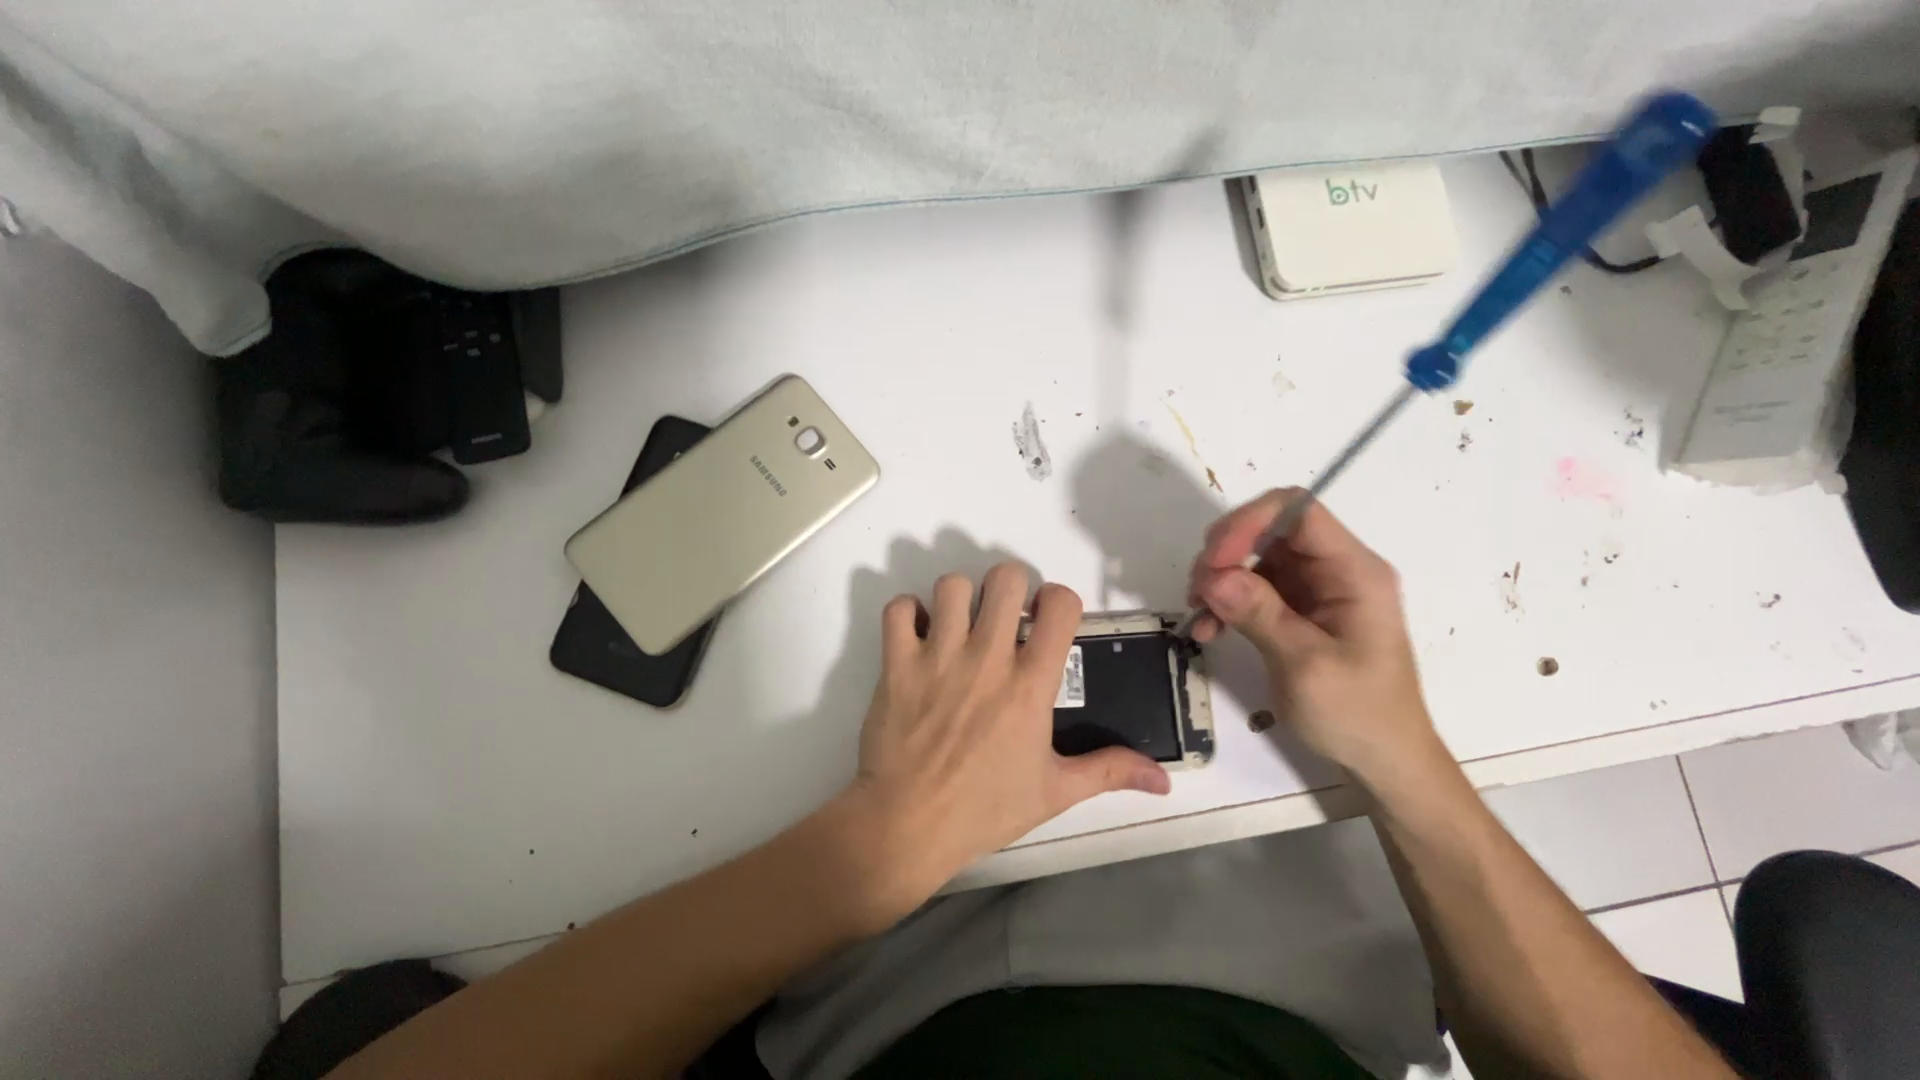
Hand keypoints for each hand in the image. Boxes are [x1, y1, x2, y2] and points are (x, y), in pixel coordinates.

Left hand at [844, 563, 1170, 912]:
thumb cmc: (985, 809)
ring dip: (960, 598)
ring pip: (952, 585)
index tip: (1048, 621)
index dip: (1058, 601)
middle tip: (1005, 618)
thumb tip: (1164, 780)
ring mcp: (937, 656)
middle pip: (1005, 578)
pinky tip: (918, 635)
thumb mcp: (1054, 792)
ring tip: (961, 626)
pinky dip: (908, 612)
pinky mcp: (896, 663)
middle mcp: (986, 658)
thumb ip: (1109, 772)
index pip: (1059, 604)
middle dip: (1010, 588)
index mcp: (1030, 684)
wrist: (908, 825)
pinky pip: (899, 608)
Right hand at [1186, 488, 1438, 777]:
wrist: (1384, 759)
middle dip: (1227, 553)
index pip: (1297, 511)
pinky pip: (1254, 589)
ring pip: (1256, 559)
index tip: (1213, 560)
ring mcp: (1317, 589)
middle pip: (1271, 530)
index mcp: (1354, 571)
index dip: (1249, 523)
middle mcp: (1336, 569)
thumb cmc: (1357, 713)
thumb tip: (1213, 576)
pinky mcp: (1299, 610)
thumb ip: (1261, 614)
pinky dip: (1226, 602)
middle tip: (1197, 591)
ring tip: (1199, 614)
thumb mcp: (1306, 665)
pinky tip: (1209, 630)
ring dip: (1220, 579)